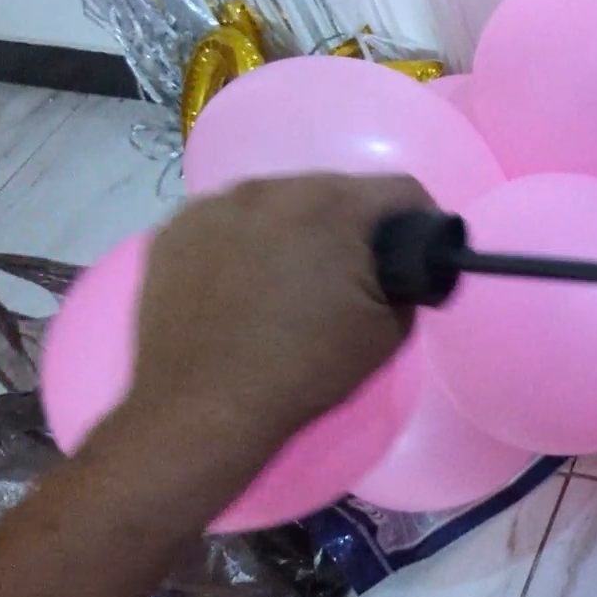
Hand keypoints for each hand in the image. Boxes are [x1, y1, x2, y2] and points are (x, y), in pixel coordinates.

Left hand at [118, 173, 432, 477]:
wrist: (205, 408)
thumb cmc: (311, 365)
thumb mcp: (392, 326)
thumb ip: (408, 276)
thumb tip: (399, 263)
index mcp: (333, 206)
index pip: (402, 190)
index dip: (422, 220)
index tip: (415, 256)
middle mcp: (272, 188)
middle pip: (340, 189)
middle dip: (358, 224)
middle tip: (356, 273)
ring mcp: (215, 205)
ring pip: (286, 200)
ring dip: (306, 227)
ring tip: (299, 277)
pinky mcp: (174, 228)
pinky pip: (236, 218)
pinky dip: (255, 238)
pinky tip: (251, 281)